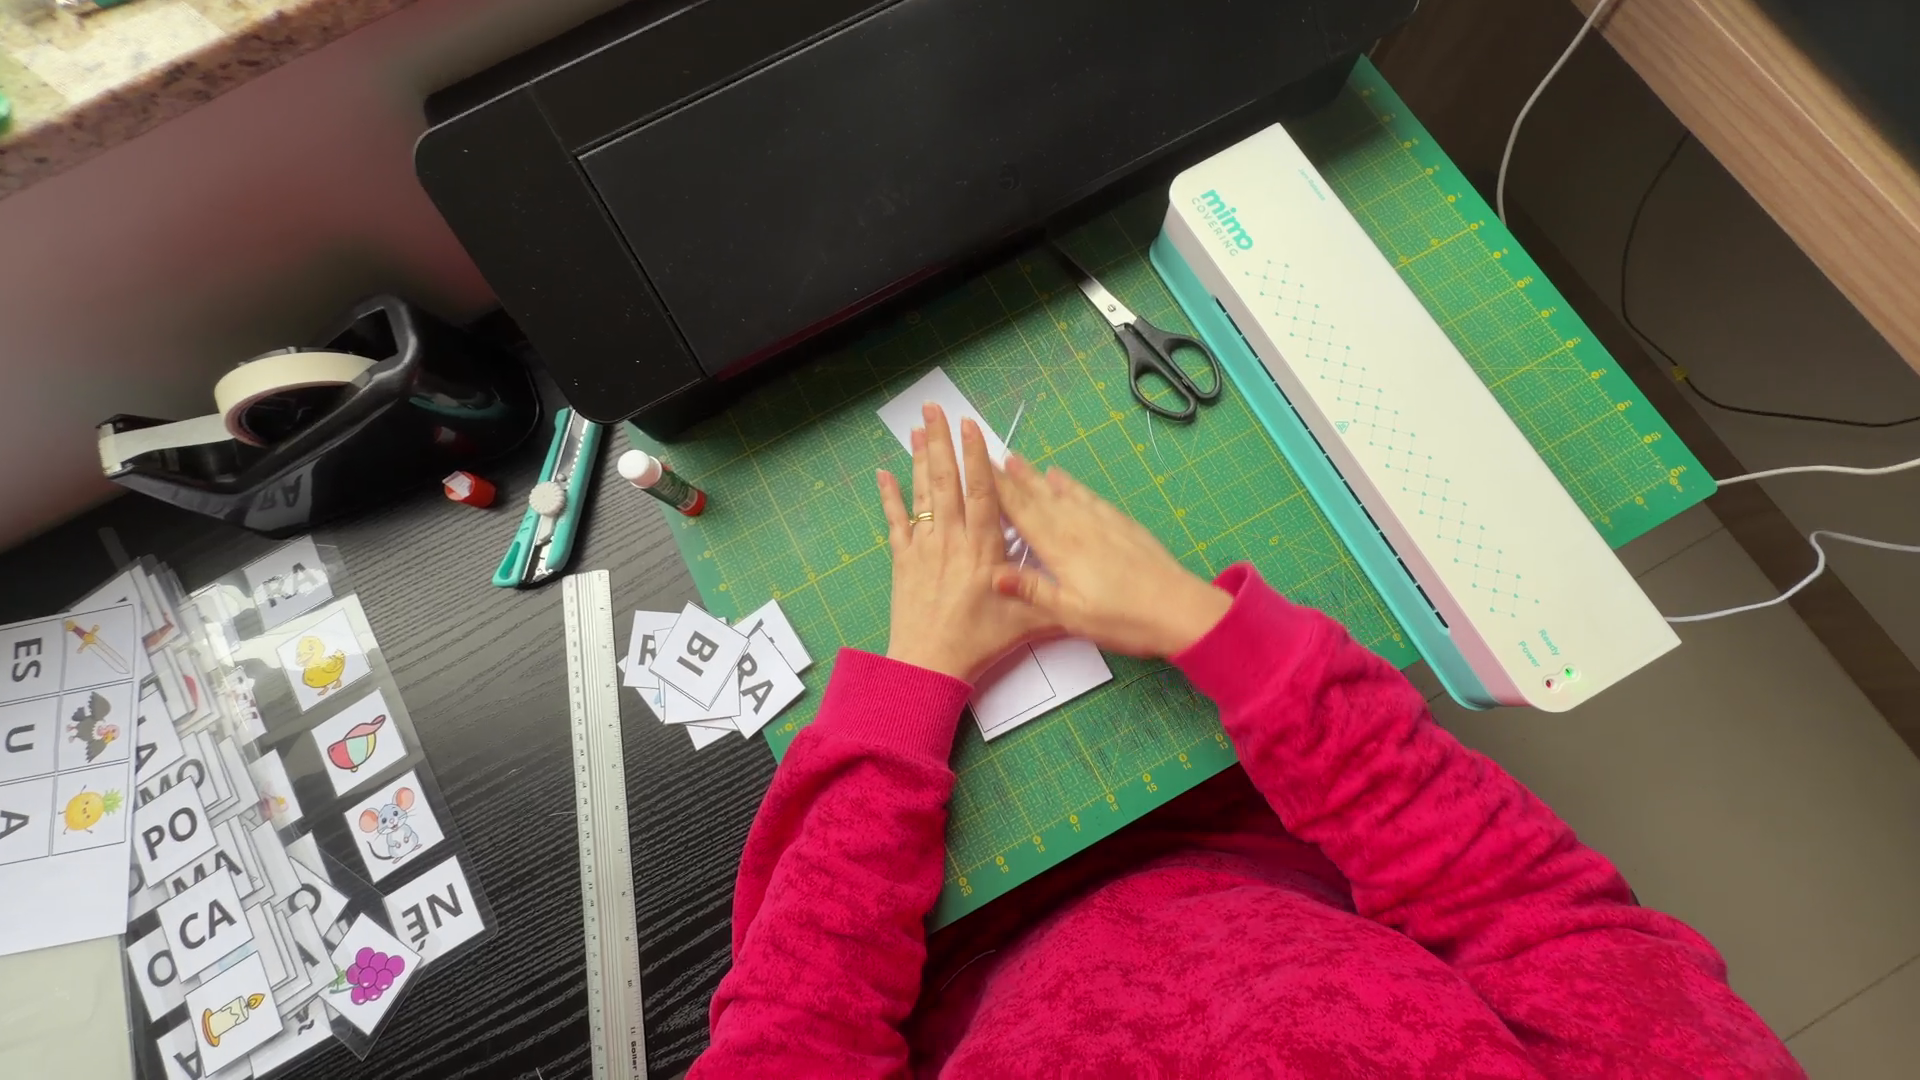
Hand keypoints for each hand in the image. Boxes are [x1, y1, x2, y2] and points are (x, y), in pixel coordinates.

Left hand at [877, 404, 1055, 681]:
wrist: (929, 665)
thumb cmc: (979, 643)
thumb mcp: (1028, 623)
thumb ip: (1052, 596)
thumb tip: (1078, 577)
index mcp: (983, 549)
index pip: (981, 493)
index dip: (976, 458)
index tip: (971, 427)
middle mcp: (952, 540)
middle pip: (946, 481)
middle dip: (941, 442)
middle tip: (935, 409)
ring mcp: (924, 548)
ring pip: (922, 494)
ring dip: (919, 459)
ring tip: (918, 429)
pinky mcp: (903, 561)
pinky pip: (895, 522)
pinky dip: (889, 497)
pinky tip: (884, 474)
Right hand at [992, 454, 1230, 656]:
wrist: (1179, 608)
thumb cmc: (1123, 617)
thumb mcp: (1071, 614)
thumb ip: (1033, 591)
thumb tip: (992, 574)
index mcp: (1060, 547)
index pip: (1019, 512)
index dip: (996, 489)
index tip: (974, 469)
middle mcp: (1076, 526)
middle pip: (1036, 496)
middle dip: (1010, 476)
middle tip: (987, 455)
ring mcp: (1100, 521)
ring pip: (1059, 491)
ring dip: (1035, 475)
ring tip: (1016, 458)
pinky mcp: (1119, 523)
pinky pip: (1086, 495)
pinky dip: (1069, 484)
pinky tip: (1061, 477)